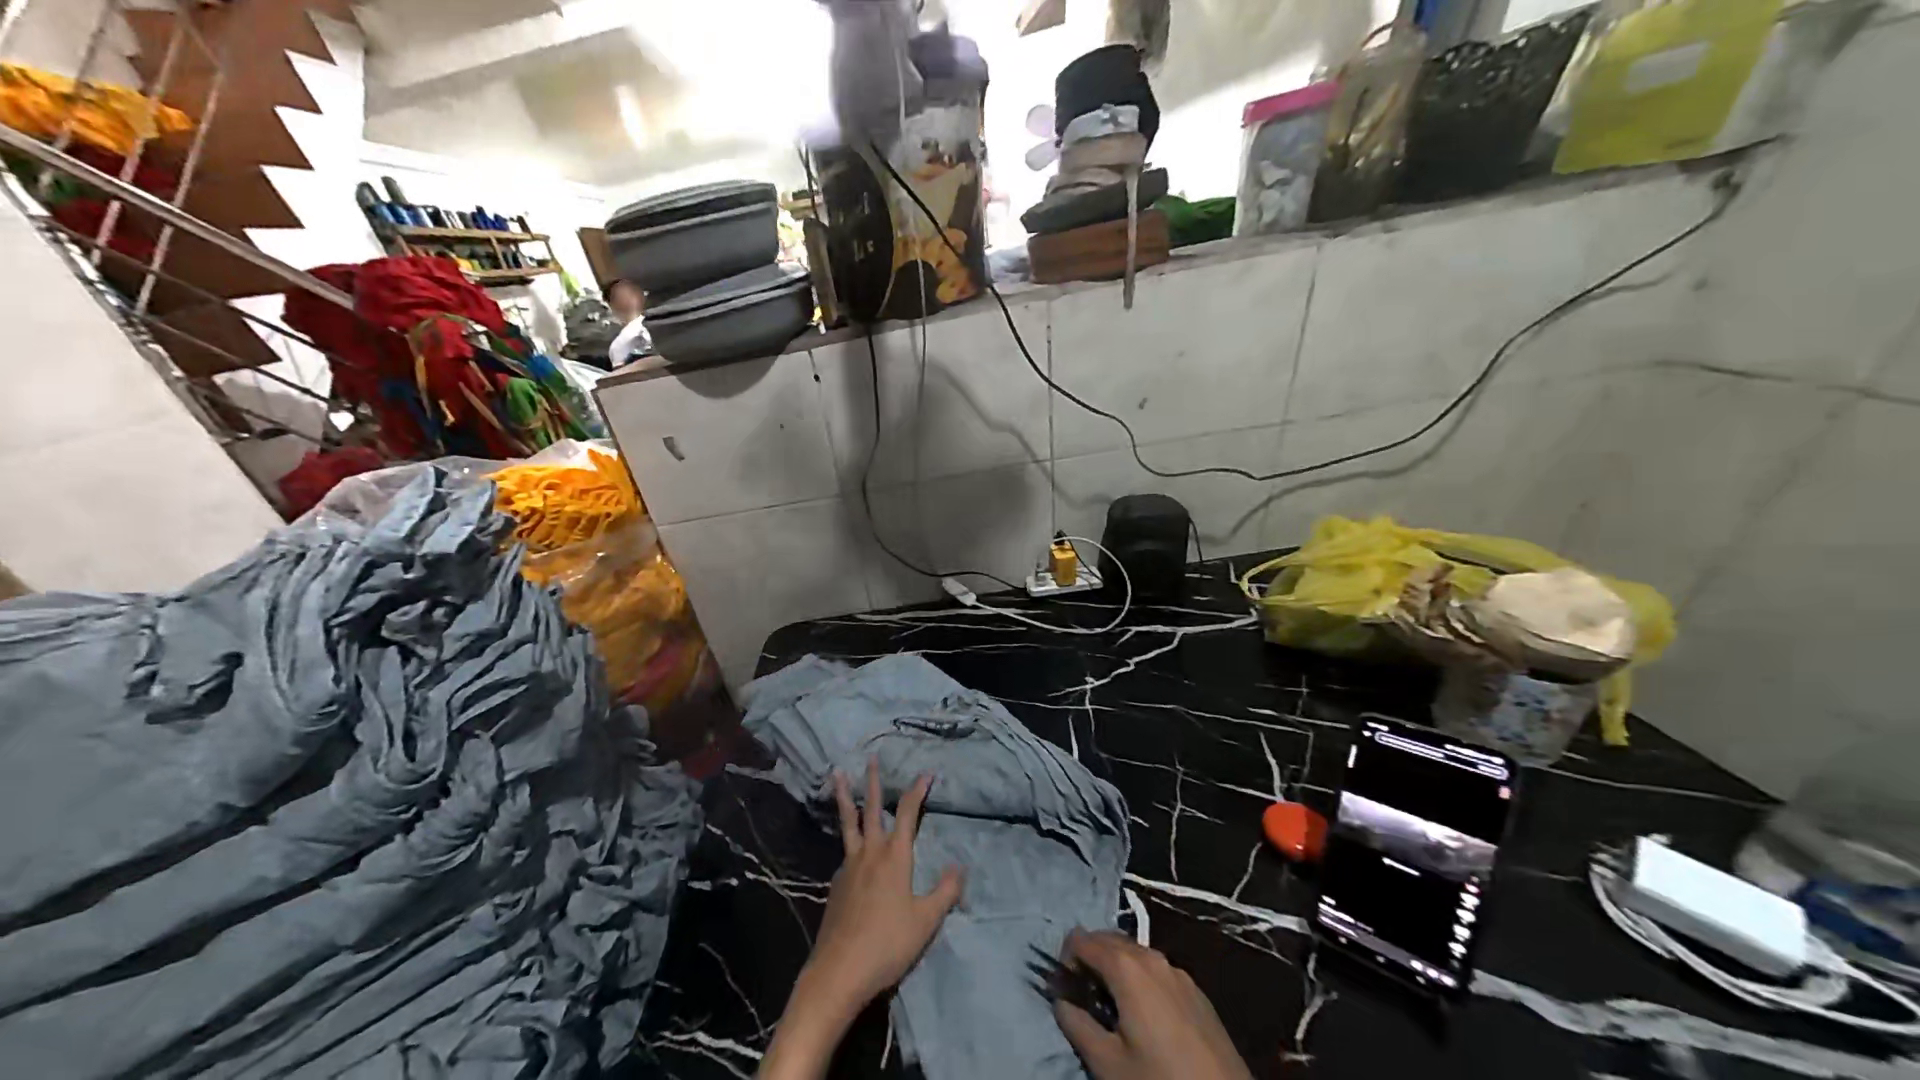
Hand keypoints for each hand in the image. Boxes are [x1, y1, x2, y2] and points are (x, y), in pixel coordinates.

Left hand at [806, 758, 963, 1009]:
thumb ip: (944, 891)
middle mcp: (869, 853)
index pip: (908, 813)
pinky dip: (848, 837)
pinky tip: (852, 847)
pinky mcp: (835, 885)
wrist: (839, 972)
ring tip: (837, 775)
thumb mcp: (926, 921)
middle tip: (871, 758)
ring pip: (848, 824)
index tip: (926, 773)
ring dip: (845, 798)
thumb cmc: (887, 944)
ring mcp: (848, 867)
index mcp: (894, 856)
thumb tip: (959, 866)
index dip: (917, 790)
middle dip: (873, 782)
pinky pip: (844, 850)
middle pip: (870, 808)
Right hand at [1053, 930, 1252, 1079]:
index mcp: (1126, 967)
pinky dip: (1138, 979)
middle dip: (1089, 959)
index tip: (1066, 991)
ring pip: (1133, 953)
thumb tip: (1061, 1000)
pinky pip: (1155, 970)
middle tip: (1083, 999)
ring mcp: (1177, 972)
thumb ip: (1076, 1024)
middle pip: (1107, 939)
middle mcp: (1151, 957)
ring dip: (1113, 968)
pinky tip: (1143, 1018)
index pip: (1081, 939)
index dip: (1066, 959)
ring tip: (1110, 1009)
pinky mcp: (1196, 991)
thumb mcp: (1107, 1063)